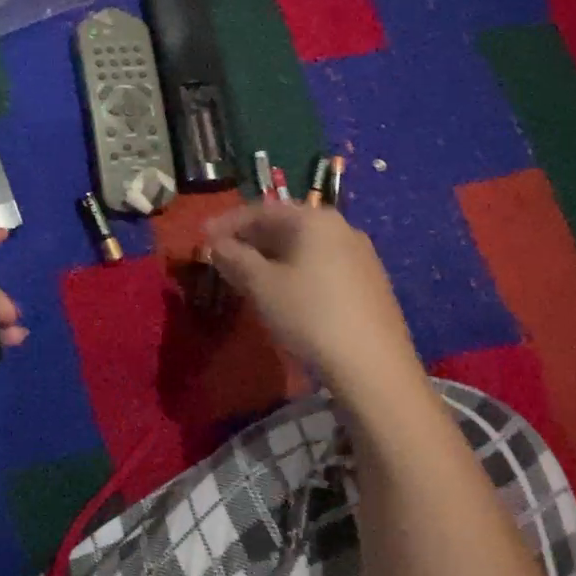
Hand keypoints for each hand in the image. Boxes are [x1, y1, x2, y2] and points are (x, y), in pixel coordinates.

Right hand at [202, 202, 419, 393]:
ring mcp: (361, 256)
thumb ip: (234, 258)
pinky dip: (295, 271)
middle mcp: (342, 228)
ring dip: (271, 257)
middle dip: (250, 240)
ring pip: (304, 248)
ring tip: (246, 276)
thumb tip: (216, 244)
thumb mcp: (261, 285)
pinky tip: (283, 292)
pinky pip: (322, 265)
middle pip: (286, 226)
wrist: (373, 365)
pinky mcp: (370, 283)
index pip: (262, 210)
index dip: (228, 222)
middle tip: (222, 257)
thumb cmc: (309, 314)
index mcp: (314, 221)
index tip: (202, 237)